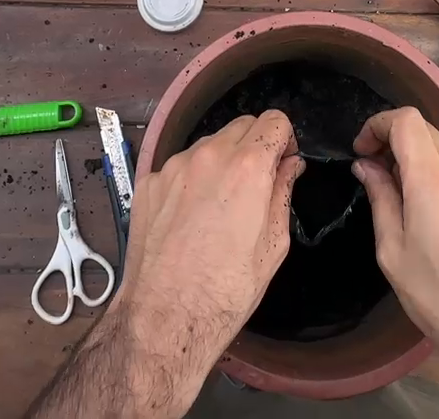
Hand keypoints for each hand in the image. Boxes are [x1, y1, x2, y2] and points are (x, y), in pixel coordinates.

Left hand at [28, 111, 305, 418]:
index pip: (275, 120)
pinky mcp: (149, 182)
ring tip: (219, 203)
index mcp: (248, 166)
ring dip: (222, 159)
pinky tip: (188, 217)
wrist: (164, 319)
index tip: (282, 164)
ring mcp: (174, 166)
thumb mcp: (273, 245)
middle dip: (255, 144)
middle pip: (242, 124)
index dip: (284, 140)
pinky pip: (179, 166)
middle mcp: (209, 154)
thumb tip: (289, 164)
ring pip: (209, 143)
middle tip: (255, 183)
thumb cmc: (228, 289)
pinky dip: (191, 179)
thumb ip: (283, 192)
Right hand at [352, 108, 438, 416]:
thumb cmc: (438, 295)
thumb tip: (366, 166)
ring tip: (397, 189)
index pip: (406, 121)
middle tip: (373, 170)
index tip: (361, 150)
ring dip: (415, 153)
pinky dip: (436, 168)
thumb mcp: (393, 250)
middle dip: (393, 139)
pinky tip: (426, 202)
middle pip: (423, 128)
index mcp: (433, 180)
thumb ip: (380, 198)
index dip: (378, 125)